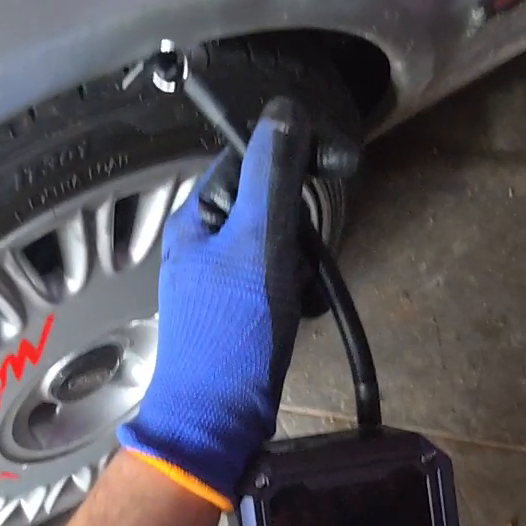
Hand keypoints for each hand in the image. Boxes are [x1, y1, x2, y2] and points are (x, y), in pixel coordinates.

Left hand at [117, 101, 311, 508]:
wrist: (219, 415)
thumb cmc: (235, 328)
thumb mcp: (259, 241)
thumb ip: (271, 173)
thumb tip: (283, 110)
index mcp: (196, 217)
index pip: (249, 161)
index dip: (290, 165)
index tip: (329, 177)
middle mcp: (201, 243)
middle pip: (269, 206)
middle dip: (297, 231)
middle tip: (298, 263)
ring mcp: (217, 281)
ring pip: (278, 246)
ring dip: (300, 266)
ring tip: (298, 296)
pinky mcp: (235, 313)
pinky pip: (275, 283)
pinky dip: (294, 294)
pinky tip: (298, 314)